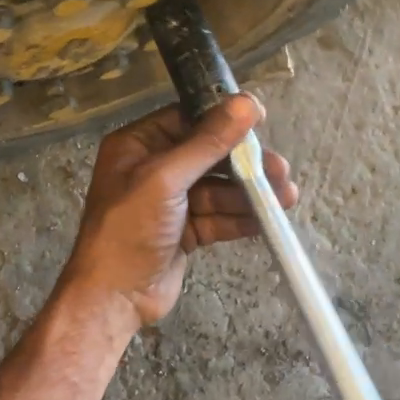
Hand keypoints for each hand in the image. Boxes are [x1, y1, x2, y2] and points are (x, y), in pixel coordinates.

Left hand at [59, 95, 299, 326]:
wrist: (114, 296)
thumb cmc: (129, 229)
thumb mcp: (165, 179)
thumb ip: (207, 143)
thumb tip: (245, 104)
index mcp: (136, 146)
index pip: (185, 120)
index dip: (221, 120)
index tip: (260, 120)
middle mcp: (152, 169)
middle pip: (207, 156)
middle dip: (244, 164)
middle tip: (280, 169)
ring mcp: (169, 202)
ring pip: (217, 189)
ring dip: (249, 193)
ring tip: (286, 197)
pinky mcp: (184, 231)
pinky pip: (218, 217)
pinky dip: (240, 218)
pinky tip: (267, 220)